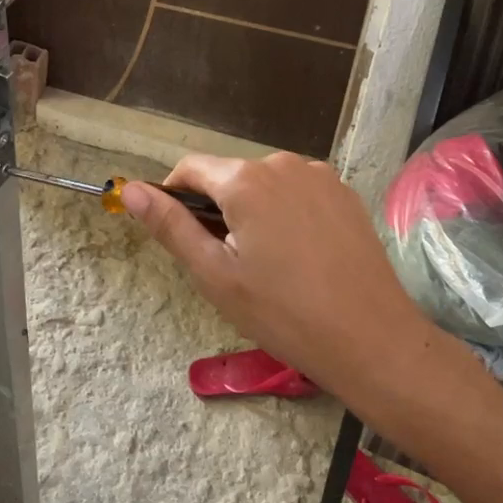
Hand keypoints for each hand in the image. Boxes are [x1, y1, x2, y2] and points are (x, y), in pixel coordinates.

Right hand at [121, 152, 445, 392]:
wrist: (372, 339)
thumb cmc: (284, 313)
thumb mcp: (215, 275)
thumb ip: (170, 226)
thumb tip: (130, 190)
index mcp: (244, 180)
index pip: (190, 169)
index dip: (175, 197)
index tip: (183, 237)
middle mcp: (281, 163)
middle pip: (229, 176)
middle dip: (219, 209)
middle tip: (231, 264)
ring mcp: (318, 175)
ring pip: (265, 184)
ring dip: (254, 210)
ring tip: (270, 264)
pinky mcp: (345, 192)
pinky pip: (298, 191)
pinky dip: (287, 213)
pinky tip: (302, 255)